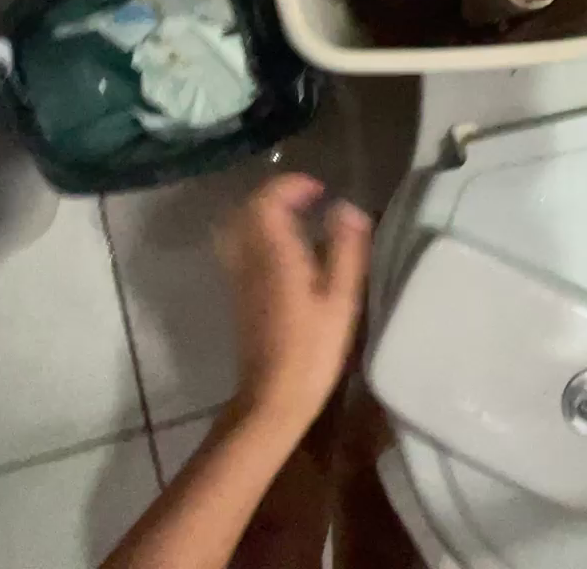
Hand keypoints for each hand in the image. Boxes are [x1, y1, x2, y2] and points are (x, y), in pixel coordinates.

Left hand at [214, 173, 370, 430]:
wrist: (272, 400)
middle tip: (308, 198)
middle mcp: (250, 260)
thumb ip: (346, 250)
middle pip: (246, 209)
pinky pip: (239, 246)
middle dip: (276, 194)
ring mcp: (240, 277)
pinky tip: (287, 248)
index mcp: (275, 255)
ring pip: (238, 227)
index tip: (320, 190)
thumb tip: (348, 208)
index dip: (291, 185)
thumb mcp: (341, 299)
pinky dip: (258, 232)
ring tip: (296, 217)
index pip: (267, 201)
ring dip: (263, 212)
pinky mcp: (239, 294)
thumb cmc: (312, 350)